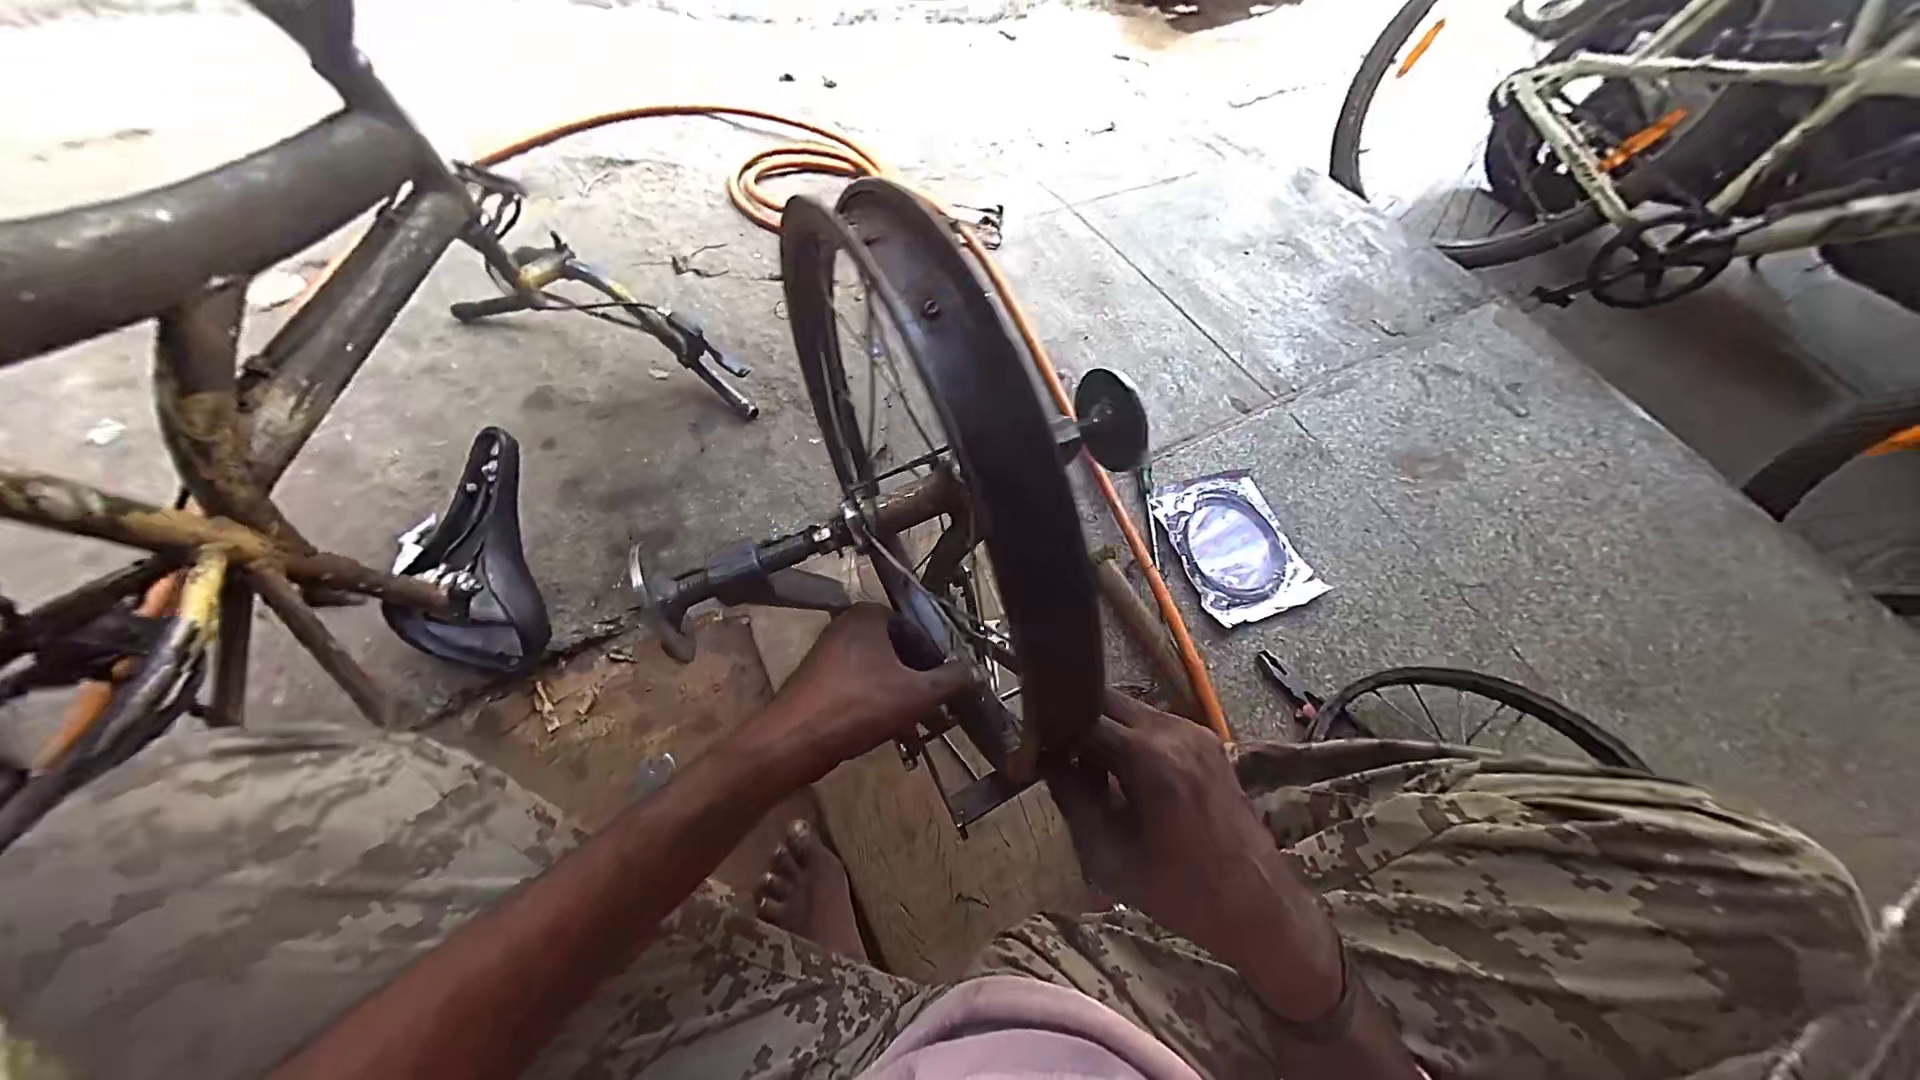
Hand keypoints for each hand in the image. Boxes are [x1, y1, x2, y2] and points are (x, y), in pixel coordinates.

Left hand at [745, 604, 974, 784]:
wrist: (792, 741)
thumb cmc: (858, 707)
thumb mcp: (917, 693)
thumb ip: (952, 680)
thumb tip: (976, 673)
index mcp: (869, 615)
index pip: (920, 632)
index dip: (940, 662)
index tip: (950, 690)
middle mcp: (848, 625)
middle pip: (901, 653)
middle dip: (922, 683)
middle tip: (938, 711)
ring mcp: (830, 653)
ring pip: (882, 673)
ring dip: (904, 697)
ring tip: (920, 726)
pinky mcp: (820, 680)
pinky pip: (861, 686)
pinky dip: (880, 704)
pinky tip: (893, 732)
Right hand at [1049, 691, 1341, 1007]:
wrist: (1261, 908)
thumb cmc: (1181, 892)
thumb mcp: (1110, 855)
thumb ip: (1071, 799)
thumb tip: (1044, 763)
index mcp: (1150, 758)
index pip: (1083, 719)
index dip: (1051, 732)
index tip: (1032, 751)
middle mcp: (1174, 731)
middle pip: (1107, 701)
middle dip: (1077, 723)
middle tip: (1058, 757)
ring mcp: (1196, 732)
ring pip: (1130, 709)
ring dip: (1104, 730)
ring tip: (1092, 772)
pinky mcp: (1208, 741)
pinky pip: (1154, 725)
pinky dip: (1131, 738)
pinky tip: (1126, 776)